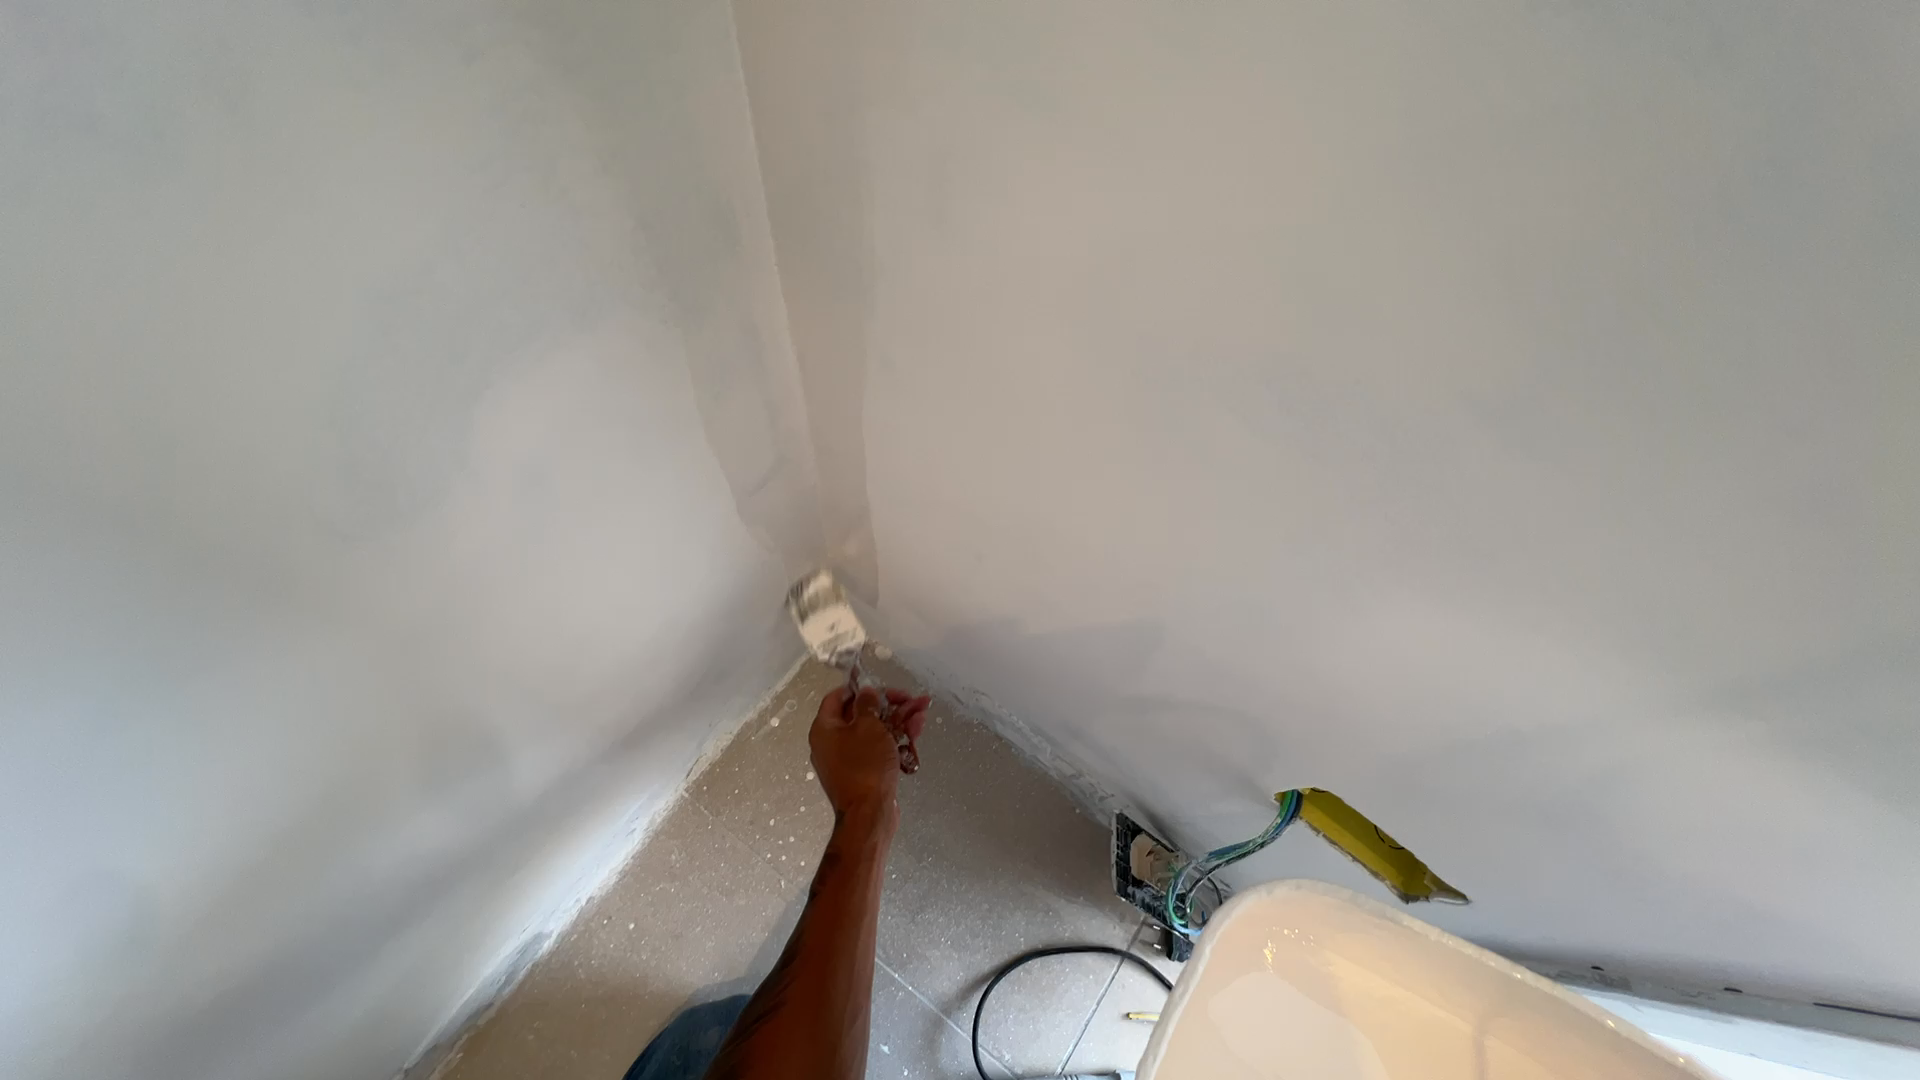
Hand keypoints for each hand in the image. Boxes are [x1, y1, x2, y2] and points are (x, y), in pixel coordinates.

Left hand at [810, 685, 929, 822]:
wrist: (869, 814)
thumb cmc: (865, 766)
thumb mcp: (869, 727)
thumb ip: (868, 704)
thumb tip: (866, 692)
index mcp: (824, 729)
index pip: (837, 697)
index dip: (859, 688)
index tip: (881, 686)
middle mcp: (831, 743)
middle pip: (860, 714)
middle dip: (889, 705)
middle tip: (910, 700)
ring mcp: (847, 760)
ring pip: (874, 732)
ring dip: (898, 721)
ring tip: (921, 715)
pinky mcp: (863, 773)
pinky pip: (877, 750)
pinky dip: (894, 740)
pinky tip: (915, 734)